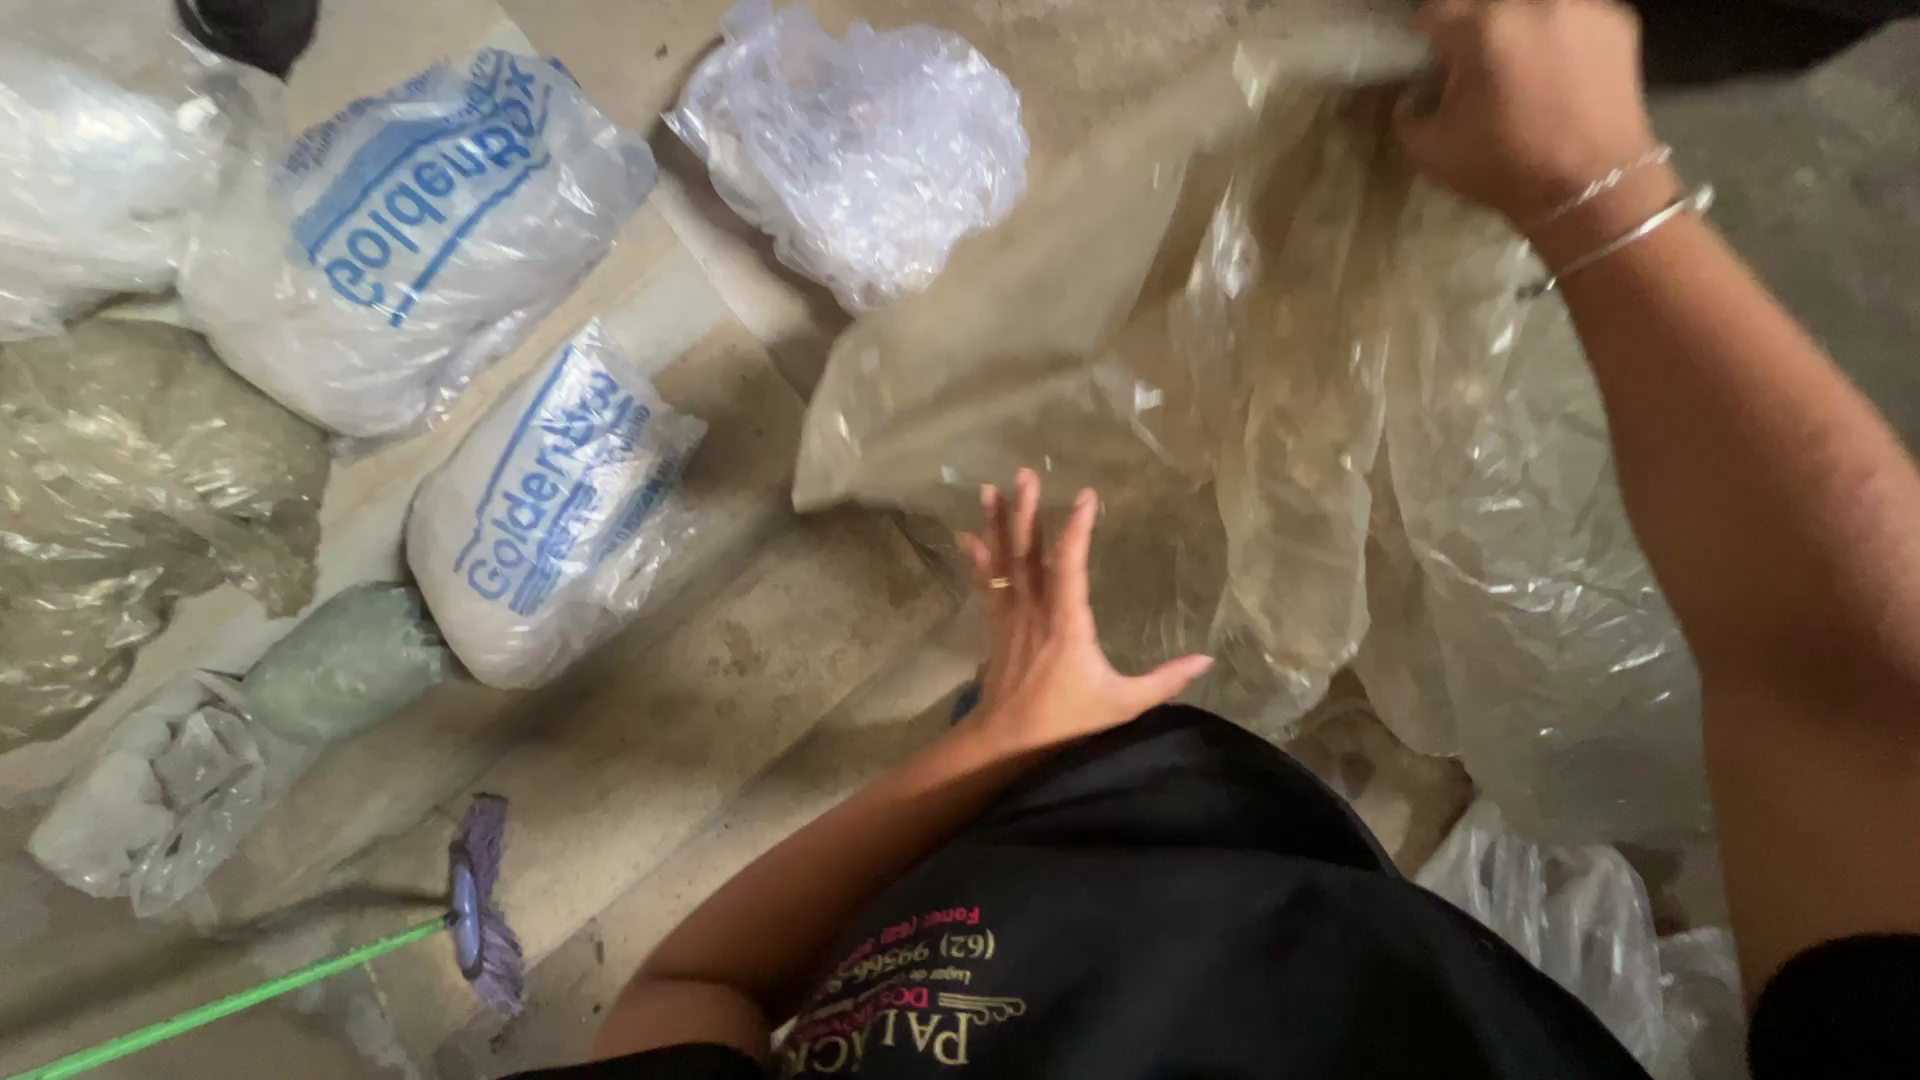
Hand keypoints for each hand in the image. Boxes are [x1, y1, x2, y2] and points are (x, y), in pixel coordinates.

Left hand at [955, 469, 1213, 750]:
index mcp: (1067, 623)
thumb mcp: (1122, 704)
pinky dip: (977, 558)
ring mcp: (1010, 615)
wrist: (1009, 739)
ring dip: (997, 524)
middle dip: (1026, 511)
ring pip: (1002, 562)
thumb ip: (1164, 680)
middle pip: (1028, 553)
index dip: (1076, 528)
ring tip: (990, 489)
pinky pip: (985, 583)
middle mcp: (1034, 610)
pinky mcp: (996, 623)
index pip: (1070, 565)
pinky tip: (967, 534)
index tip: (1086, 496)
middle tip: (1025, 474)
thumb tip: (1206, 661)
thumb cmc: (1067, 720)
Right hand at [1397, 0, 1665, 225]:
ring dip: (1513, 29)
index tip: (1418, 55)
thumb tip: (1417, 94)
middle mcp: (1538, 3)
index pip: (1435, 11)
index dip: (1420, 34)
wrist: (1586, 183)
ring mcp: (1584, 6)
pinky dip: (1551, 35)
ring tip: (1510, 66)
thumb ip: (1410, 112)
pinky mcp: (1617, 20)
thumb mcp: (1429, 149)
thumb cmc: (1499, 167)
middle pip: (1487, 4)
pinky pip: (1570, 15)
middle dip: (1470, 30)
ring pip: (1530, 8)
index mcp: (1485, 29)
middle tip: (1465, 64)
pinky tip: (1548, 72)